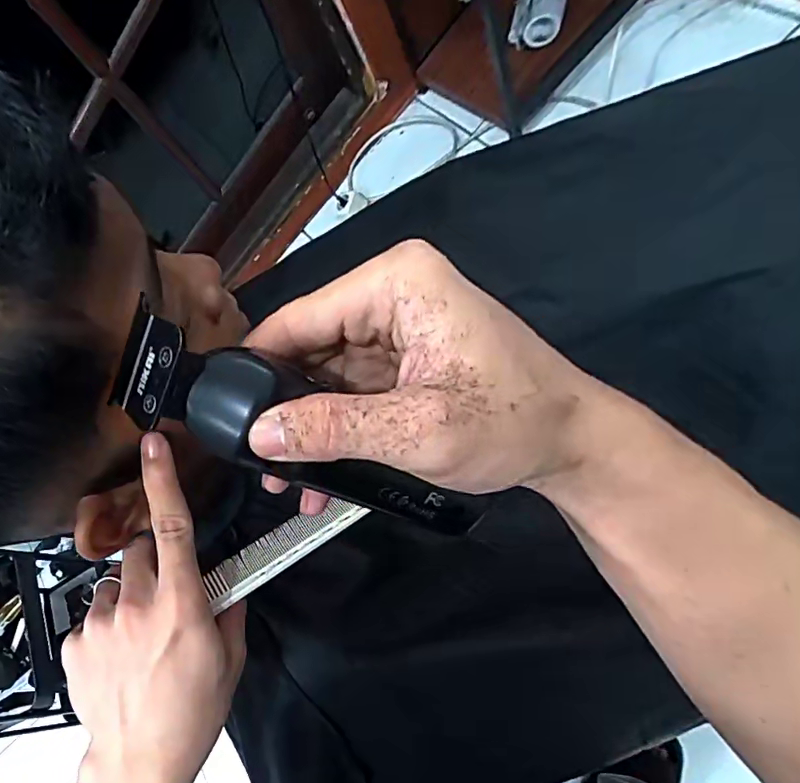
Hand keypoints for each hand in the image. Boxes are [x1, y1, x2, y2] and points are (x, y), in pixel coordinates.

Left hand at [62, 433, 247, 782]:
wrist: (139, 760)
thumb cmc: (190, 716)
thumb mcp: (229, 663)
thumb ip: (229, 612)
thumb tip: (228, 582)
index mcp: (181, 607)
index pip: (172, 527)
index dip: (163, 481)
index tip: (155, 447)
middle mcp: (136, 606)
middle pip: (138, 551)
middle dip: (152, 561)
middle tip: (164, 599)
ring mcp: (100, 623)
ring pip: (113, 584)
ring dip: (127, 597)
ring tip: (139, 639)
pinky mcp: (76, 640)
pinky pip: (92, 614)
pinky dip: (106, 626)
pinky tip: (118, 658)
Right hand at [244, 240, 603, 497]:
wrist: (571, 444)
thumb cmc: (514, 423)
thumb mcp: (414, 430)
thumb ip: (330, 429)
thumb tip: (259, 434)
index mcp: (395, 284)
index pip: (295, 320)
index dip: (254, 372)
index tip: (228, 420)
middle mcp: (388, 296)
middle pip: (301, 350)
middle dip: (279, 409)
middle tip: (261, 463)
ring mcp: (391, 330)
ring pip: (315, 378)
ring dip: (301, 430)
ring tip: (286, 480)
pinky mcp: (395, 362)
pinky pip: (340, 394)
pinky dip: (326, 432)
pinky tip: (317, 475)